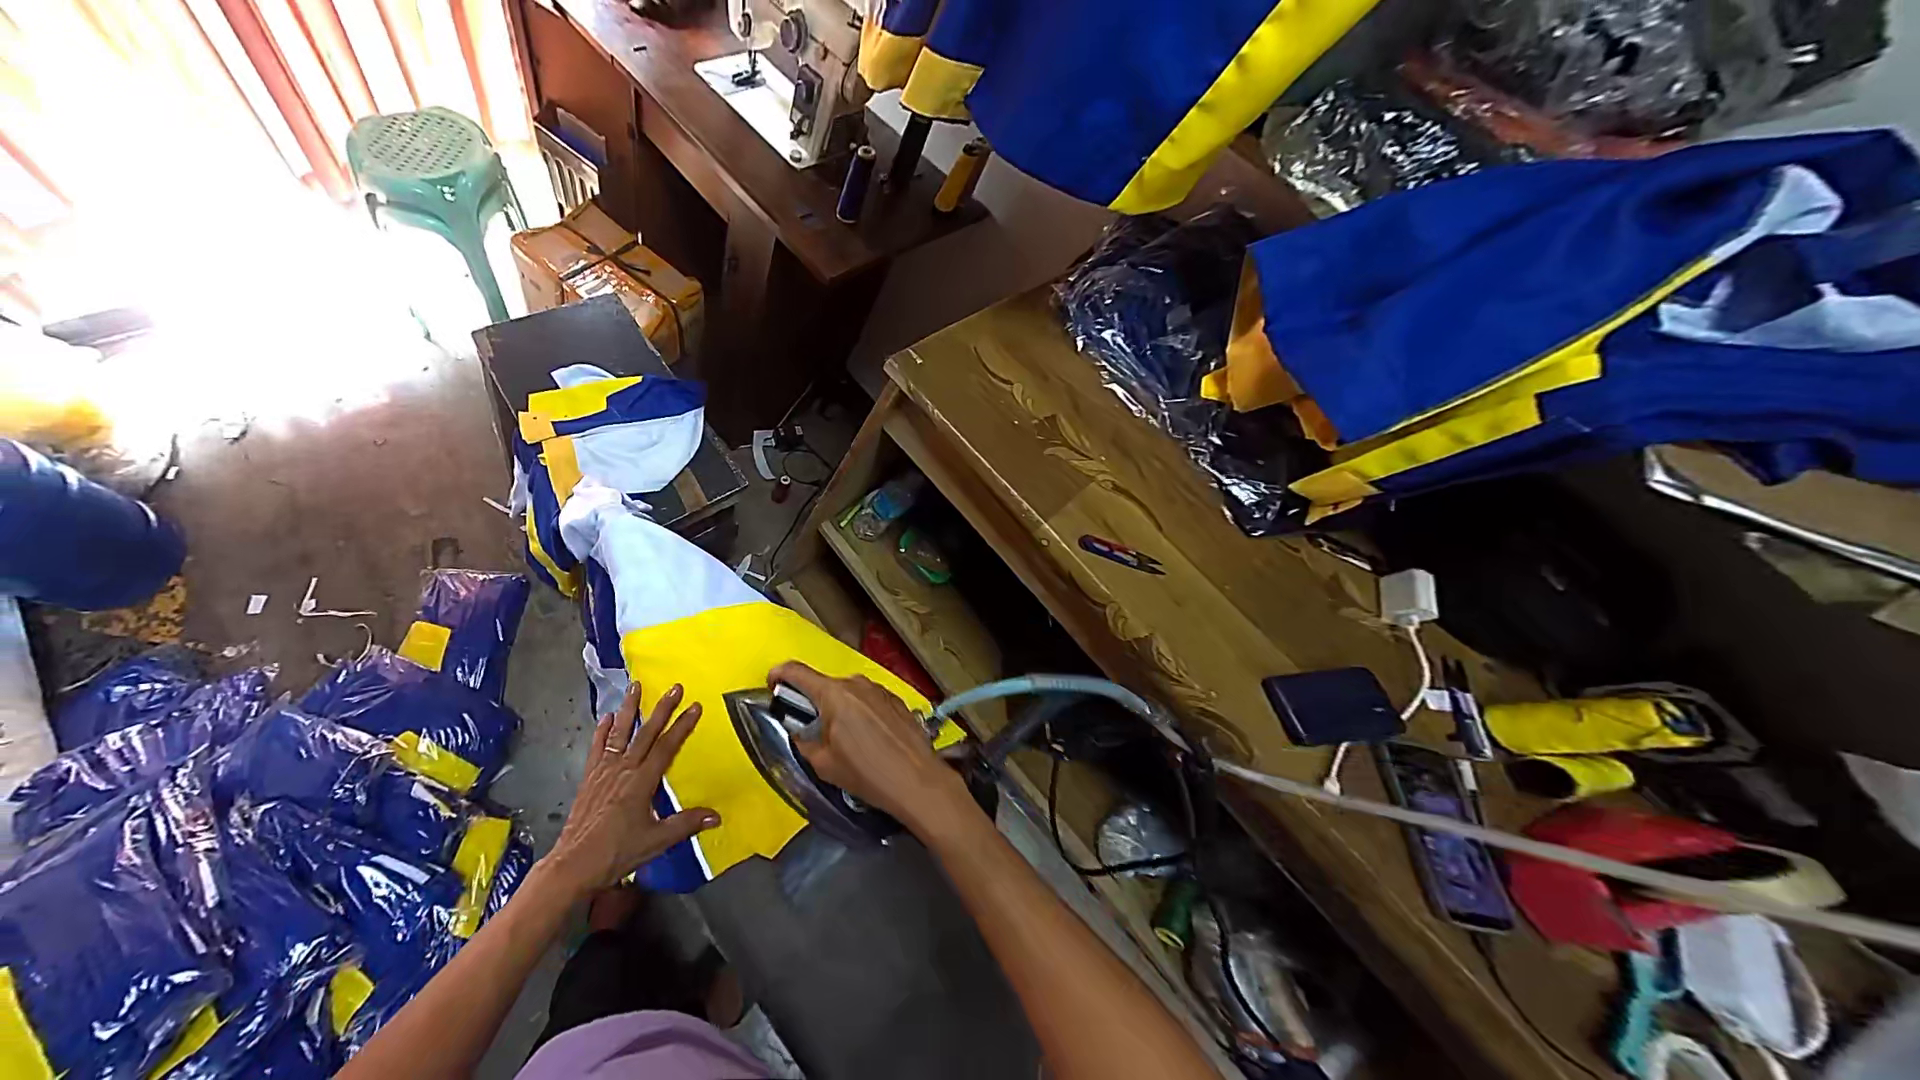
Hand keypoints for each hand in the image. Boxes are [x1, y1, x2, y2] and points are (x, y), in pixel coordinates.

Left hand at [542, 683, 718, 900]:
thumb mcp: (657, 840)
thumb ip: (686, 824)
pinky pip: (597, 749)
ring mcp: (603, 772)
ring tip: (635, 687)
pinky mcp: (589, 779)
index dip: (682, 725)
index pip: (667, 746)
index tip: (695, 706)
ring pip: (619, 733)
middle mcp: (623, 770)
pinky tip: (606, 718)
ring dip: (629, 709)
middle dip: (662, 708)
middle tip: (674, 687)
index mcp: (642, 781)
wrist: (573, 865)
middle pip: (645, 733)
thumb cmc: (616, 852)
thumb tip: (716, 816)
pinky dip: (602, 732)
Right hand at [770, 662, 971, 832]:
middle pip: (824, 685)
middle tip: (809, 730)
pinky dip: (859, 713)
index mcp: (834, 694)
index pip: (796, 671)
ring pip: (847, 693)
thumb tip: (798, 732)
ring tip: (842, 741)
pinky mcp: (895, 700)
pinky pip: (868, 700)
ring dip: (838, 709)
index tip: (773, 685)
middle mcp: (857, 684)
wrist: (917, 780)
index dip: (779, 675)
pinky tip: (866, 740)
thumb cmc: (869, 773)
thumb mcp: (823, 763)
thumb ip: (803, 741)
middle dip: (812, 703)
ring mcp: (879, 690)